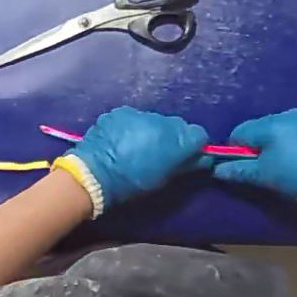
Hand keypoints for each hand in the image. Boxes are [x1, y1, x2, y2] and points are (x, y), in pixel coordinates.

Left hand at [65, 106, 210, 213]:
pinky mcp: (120, 112)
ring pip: (154, 120)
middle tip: (159, 153)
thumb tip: (203, 158)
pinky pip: (132, 118)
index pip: (198, 135)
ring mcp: (139, 114)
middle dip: (171, 136)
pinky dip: (130, 127)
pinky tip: (120, 140)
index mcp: (176, 139)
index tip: (185, 156)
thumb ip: (186, 165)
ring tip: (136, 146)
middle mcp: (161, 121)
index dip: (193, 146)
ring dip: (150, 130)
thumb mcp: (165, 179)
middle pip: (176, 125)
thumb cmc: (132, 183)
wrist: (94, 173)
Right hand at [213, 109, 296, 233]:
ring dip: (287, 137)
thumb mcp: (266, 178)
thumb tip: (216, 169)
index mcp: (270, 125)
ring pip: (288, 123)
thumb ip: (239, 170)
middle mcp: (290, 113)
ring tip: (296, 158)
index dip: (237, 148)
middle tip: (272, 164)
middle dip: (264, 142)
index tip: (245, 164)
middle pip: (265, 126)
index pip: (240, 132)